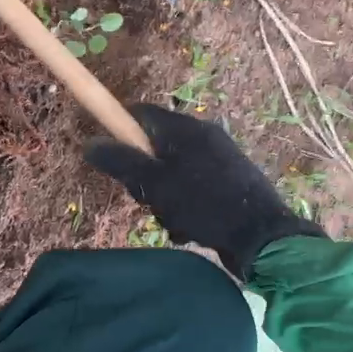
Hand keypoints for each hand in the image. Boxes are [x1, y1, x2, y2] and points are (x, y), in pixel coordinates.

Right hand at [85, 103, 322, 277]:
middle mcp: (203, 137)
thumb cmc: (204, 204)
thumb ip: (119, 161)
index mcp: (185, 129)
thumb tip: (89, 142)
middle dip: (142, 174)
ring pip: (170, 172)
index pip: (140, 113)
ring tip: (171, 218)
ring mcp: (218, 160)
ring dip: (162, 197)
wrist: (264, 238)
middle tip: (143, 196)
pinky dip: (183, 206)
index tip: (110, 155)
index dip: (119, 130)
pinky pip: (190, 188)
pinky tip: (189, 228)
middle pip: (153, 146)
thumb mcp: (153, 184)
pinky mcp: (228, 183)